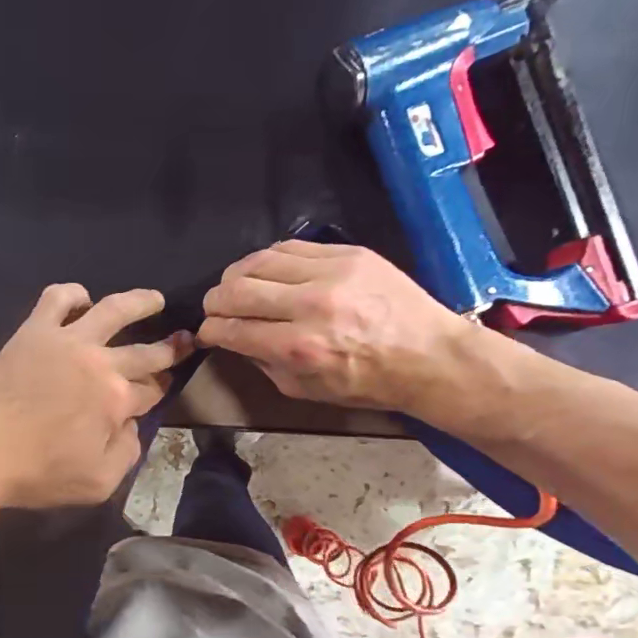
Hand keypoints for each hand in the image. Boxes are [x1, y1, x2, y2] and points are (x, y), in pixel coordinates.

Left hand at [0, 284, 192, 509]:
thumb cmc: (36, 472)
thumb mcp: (98, 483)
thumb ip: (126, 453)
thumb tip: (130, 426)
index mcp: (117, 400)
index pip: (152, 390)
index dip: (162, 389)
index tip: (166, 386)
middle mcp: (99, 362)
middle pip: (144, 350)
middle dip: (171, 346)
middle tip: (187, 339)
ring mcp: (66, 341)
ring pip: (112, 309)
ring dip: (139, 302)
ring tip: (154, 299)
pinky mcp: (33, 331)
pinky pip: (57, 299)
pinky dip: (74, 294)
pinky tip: (82, 299)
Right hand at [198, 240, 488, 418]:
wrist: (430, 356)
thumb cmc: (368, 383)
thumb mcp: (307, 391)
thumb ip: (265, 365)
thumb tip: (238, 340)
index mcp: (298, 348)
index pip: (233, 329)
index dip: (210, 330)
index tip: (207, 331)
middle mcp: (309, 306)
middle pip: (237, 290)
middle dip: (215, 301)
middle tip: (215, 308)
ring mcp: (330, 273)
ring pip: (259, 261)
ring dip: (236, 275)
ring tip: (235, 285)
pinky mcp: (348, 253)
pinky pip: (291, 246)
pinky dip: (269, 259)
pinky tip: (266, 270)